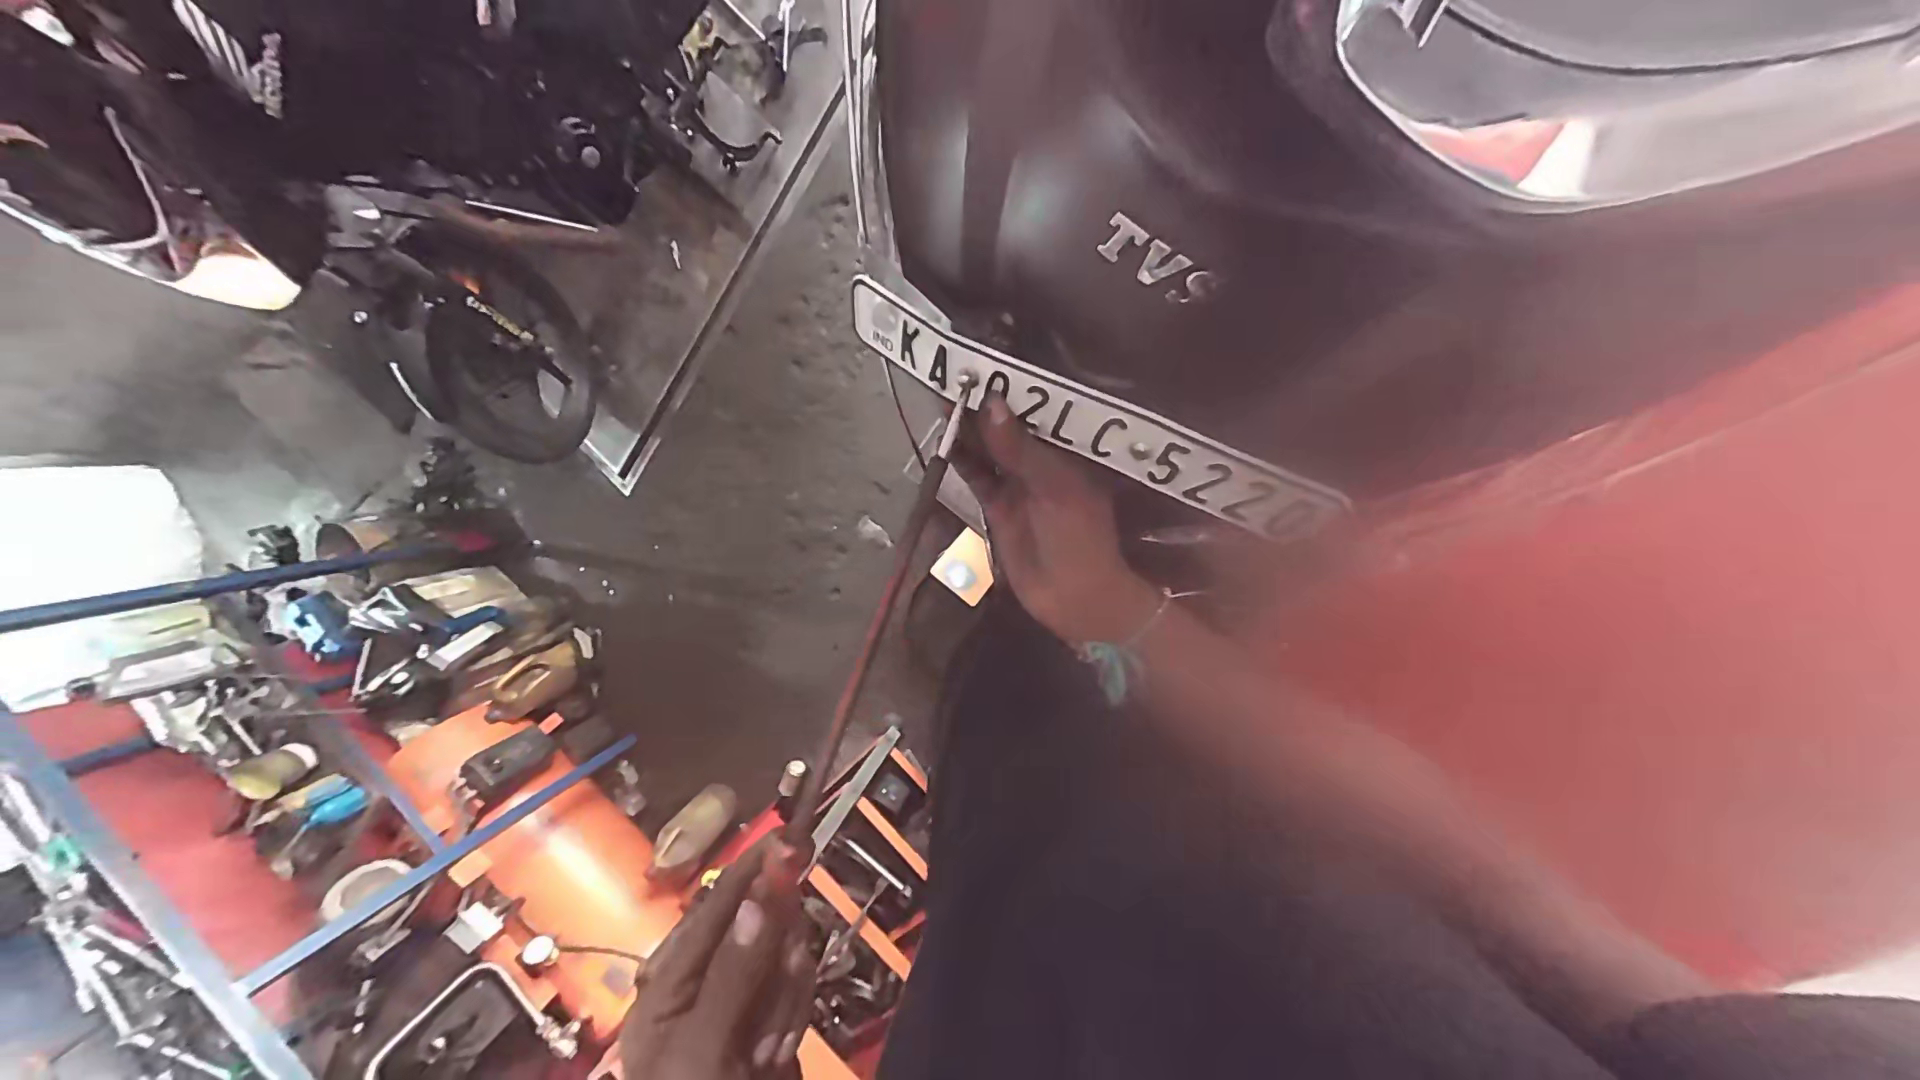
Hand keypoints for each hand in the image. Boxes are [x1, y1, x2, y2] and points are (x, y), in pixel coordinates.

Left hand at [621, 841, 816, 1079]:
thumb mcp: (702, 1050)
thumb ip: (737, 967)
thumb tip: (766, 888)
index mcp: (672, 973)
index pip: (719, 899)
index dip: (756, 865)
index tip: (793, 837)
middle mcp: (707, 972)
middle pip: (763, 919)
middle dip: (778, 955)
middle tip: (779, 992)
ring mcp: (742, 993)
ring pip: (788, 950)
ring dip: (787, 996)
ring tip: (767, 1051)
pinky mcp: (771, 1013)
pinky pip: (799, 984)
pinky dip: (795, 1014)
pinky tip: (774, 1056)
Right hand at [953, 394, 1160, 645]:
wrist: (1073, 598)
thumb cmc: (1079, 539)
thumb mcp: (1055, 489)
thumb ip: (1021, 449)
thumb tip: (992, 404)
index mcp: (1069, 451)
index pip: (1039, 409)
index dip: (1014, 388)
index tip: (986, 365)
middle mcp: (1043, 460)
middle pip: (1008, 426)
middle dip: (984, 405)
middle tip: (953, 377)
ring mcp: (1018, 482)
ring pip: (988, 448)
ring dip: (968, 429)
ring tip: (942, 400)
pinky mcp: (998, 504)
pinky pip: (976, 475)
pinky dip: (961, 459)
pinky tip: (944, 440)